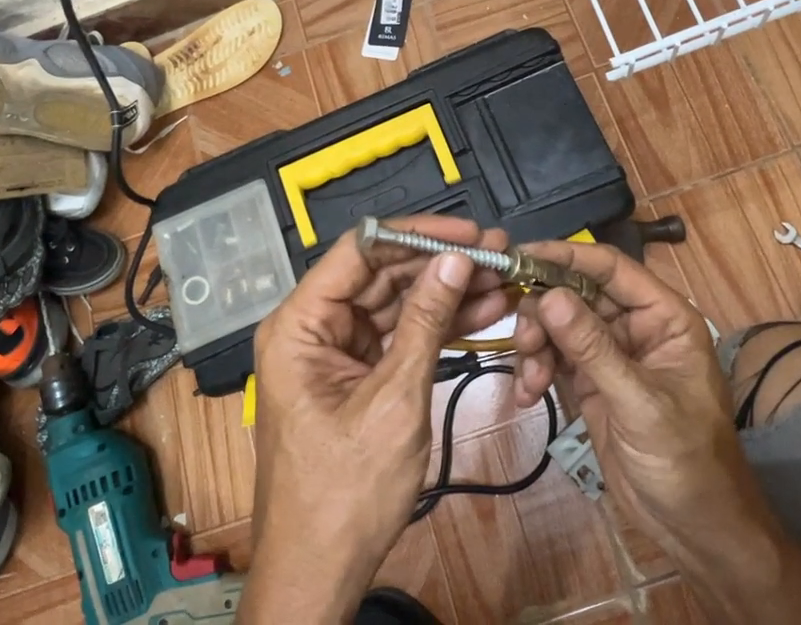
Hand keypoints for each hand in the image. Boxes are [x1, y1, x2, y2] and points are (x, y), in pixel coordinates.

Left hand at [241, 216, 511, 622]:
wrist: (321, 569)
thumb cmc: (344, 493)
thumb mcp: (393, 400)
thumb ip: (424, 324)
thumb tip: (456, 261)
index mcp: (300, 325)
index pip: (359, 251)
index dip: (416, 236)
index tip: (467, 232)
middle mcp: (313, 328)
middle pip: (380, 274)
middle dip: (439, 263)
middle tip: (496, 253)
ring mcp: (336, 351)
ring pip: (395, 303)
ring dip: (446, 293)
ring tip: (500, 277)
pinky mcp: (358, 374)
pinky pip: (399, 335)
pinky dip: (436, 326)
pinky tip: (482, 311)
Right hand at [509, 240, 761, 550]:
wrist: (694, 526)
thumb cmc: (685, 459)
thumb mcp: (639, 402)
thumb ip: (592, 348)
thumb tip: (547, 296)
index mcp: (664, 317)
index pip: (611, 269)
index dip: (566, 256)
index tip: (519, 256)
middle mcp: (635, 327)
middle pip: (576, 294)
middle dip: (543, 311)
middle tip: (521, 337)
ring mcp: (609, 354)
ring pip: (559, 325)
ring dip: (536, 346)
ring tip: (529, 380)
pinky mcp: (590, 382)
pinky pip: (553, 358)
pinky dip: (535, 371)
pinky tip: (527, 396)